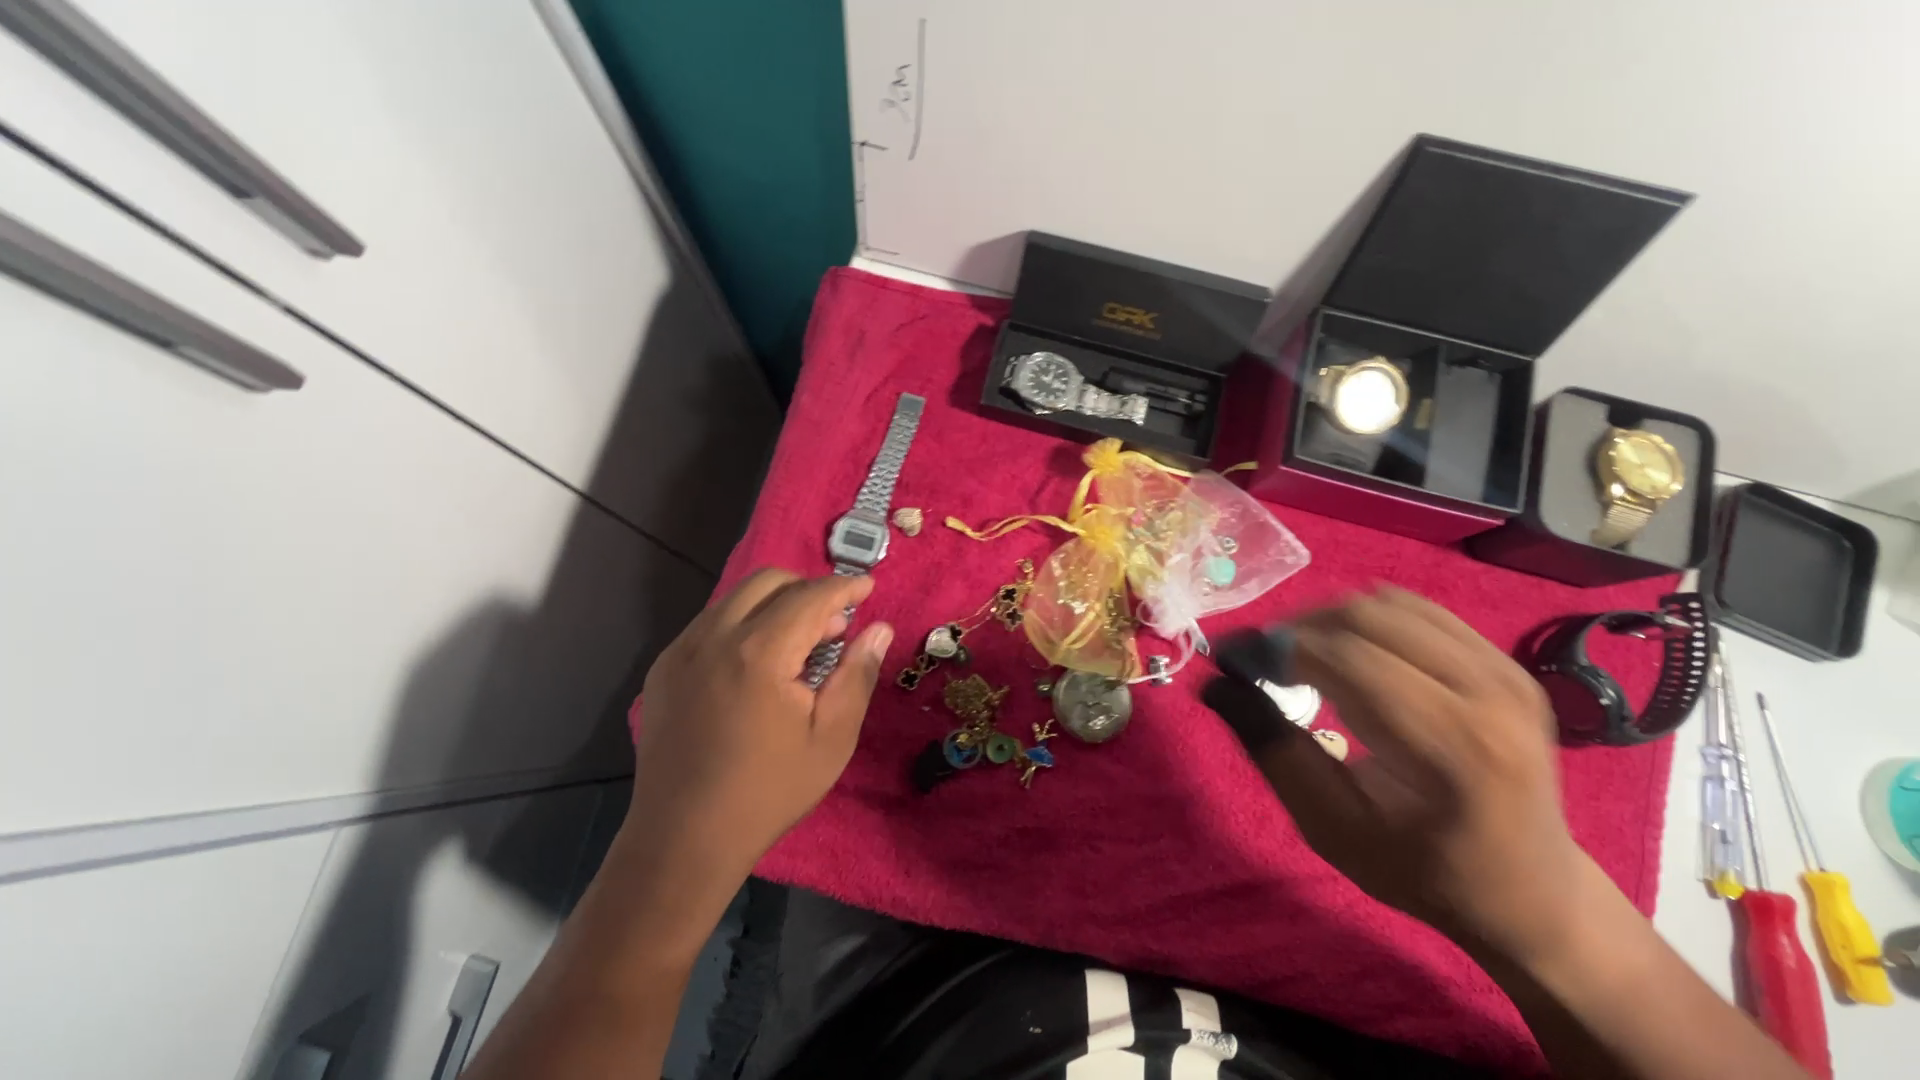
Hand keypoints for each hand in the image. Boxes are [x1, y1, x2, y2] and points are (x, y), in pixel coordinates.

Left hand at [627, 569, 892, 882]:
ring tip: (797, 644)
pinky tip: (755, 665)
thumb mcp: (831, 738)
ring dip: (772, 605)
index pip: (809, 596)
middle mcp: (714, 637)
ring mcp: (681, 651)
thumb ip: (856, 675)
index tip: (867, 588)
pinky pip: (708, 625)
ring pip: (733, 599)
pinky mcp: (663, 670)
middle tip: (833, 624)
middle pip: (767, 582)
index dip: (843, 587)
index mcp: (759, 652)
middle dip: (807, 588)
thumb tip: (877, 629)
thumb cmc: (768, 792)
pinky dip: (740, 625)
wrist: (684, 838)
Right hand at [1204, 586, 1591, 963]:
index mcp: (1453, 744)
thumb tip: (1214, 683)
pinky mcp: (1506, 662)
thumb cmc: (1421, 872)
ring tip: (1299, 659)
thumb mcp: (1331, 828)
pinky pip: (1419, 612)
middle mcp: (1489, 690)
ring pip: (1390, 603)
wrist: (1530, 892)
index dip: (1275, 647)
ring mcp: (1505, 669)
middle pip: (1367, 616)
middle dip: (1298, 628)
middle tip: (1260, 662)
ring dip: (1329, 620)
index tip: (1228, 659)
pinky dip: (1367, 621)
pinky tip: (1347, 657)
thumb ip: (1272, 751)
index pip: (1346, 658)